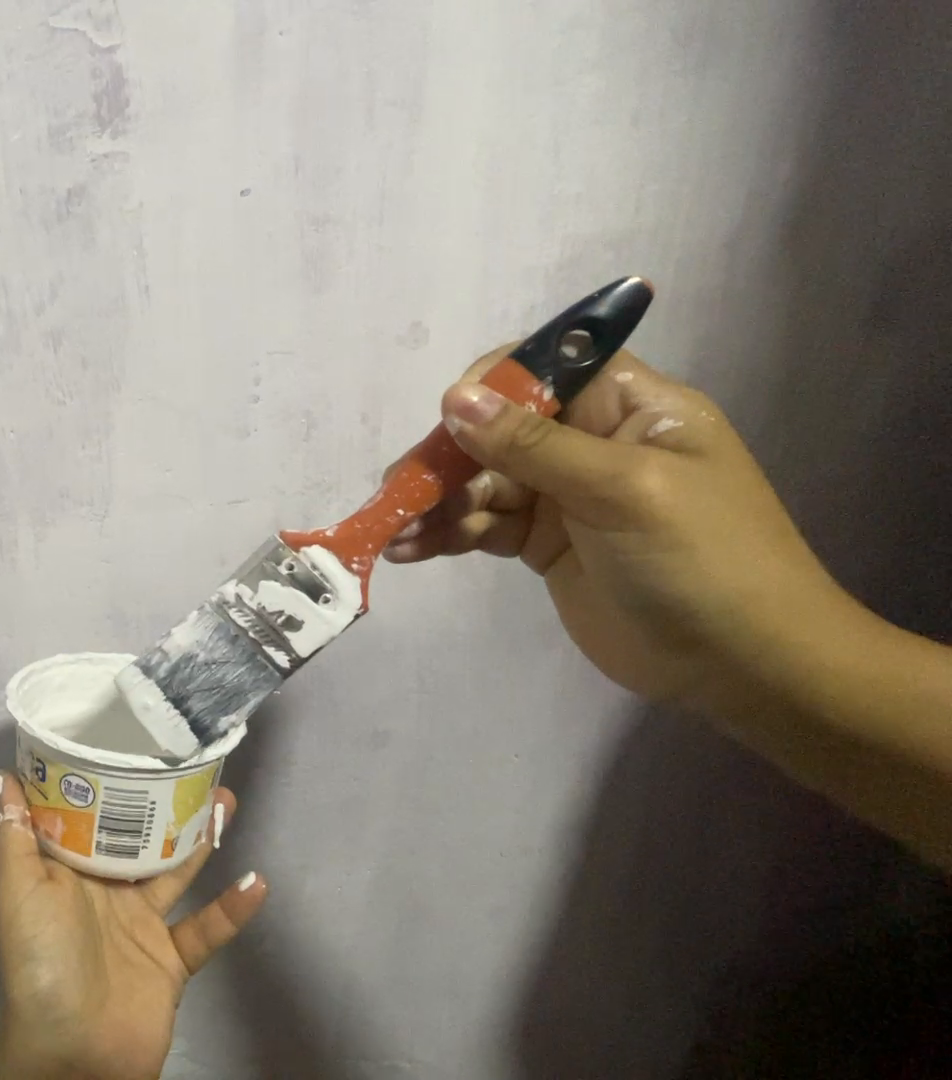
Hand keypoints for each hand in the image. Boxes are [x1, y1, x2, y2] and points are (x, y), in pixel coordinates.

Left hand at [0, 770, 265, 1079]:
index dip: (102, 781)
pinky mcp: (171, 960)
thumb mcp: (19, 890)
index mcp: (67, 871)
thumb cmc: (40, 962)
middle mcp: (105, 890)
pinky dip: (233, 909)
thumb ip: (15, 834)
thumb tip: (5, 774)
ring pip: (177, 870)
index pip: (86, 815)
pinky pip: (207, 929)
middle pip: (138, 837)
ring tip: (225, 800)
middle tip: (189, 764)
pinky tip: (258, 881)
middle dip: (161, 803)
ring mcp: (140, 925)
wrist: (73, 1057)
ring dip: (201, 838)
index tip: (121, 739)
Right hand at [383, 348, 847, 713]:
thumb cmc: (701, 560)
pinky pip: (478, 524)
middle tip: (402, 493)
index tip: (453, 422)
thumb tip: (454, 397)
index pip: (548, 366)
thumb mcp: (620, 490)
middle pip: (496, 429)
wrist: (741, 666)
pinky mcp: (540, 542)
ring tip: (398, 533)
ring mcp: (562, 495)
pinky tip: (409, 550)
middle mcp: (590, 443)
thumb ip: (532, 444)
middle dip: (446, 458)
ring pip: (478, 480)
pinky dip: (442, 534)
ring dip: (434, 504)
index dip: (495, 384)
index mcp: (628, 409)